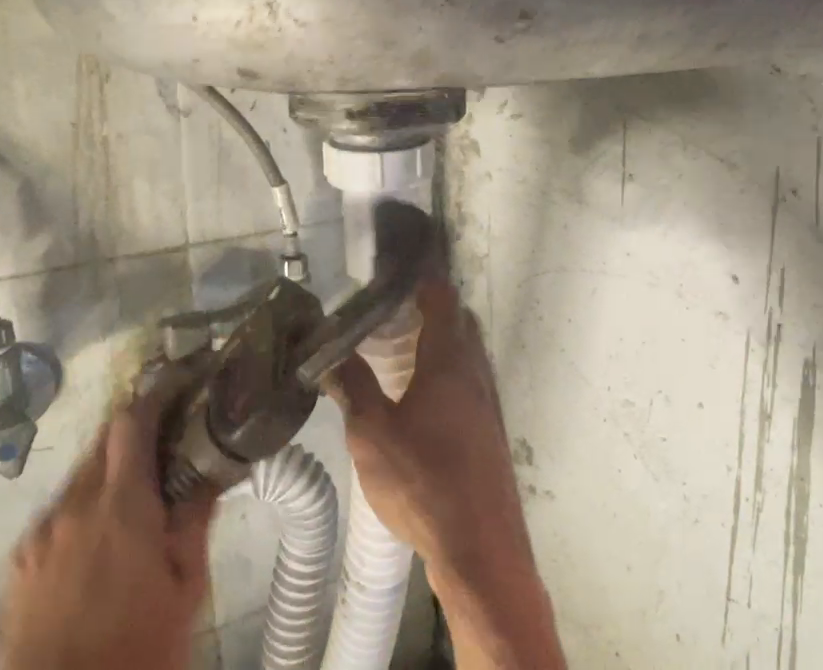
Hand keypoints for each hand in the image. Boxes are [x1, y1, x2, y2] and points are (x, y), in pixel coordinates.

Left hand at [0, 386, 214, 669]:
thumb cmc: (138, 649)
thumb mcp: (186, 587)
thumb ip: (195, 517)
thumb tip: (213, 465)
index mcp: (121, 506)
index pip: (133, 422)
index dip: (158, 396)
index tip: (182, 386)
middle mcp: (73, 505)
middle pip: (103, 443)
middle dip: (136, 434)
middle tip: (171, 445)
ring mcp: (39, 533)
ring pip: (79, 478)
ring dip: (110, 474)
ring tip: (141, 501)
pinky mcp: (19, 561)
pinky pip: (58, 513)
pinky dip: (84, 509)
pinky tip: (102, 542)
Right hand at [331, 273, 565, 669]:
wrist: (480, 546)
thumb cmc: (422, 481)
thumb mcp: (372, 434)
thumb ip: (353, 387)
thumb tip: (331, 351)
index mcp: (449, 362)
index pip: (443, 300)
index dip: (423, 282)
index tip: (395, 276)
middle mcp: (476, 374)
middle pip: (460, 324)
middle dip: (432, 311)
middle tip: (392, 314)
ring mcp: (489, 404)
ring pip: (469, 356)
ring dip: (443, 345)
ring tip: (402, 353)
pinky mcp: (491, 433)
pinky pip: (471, 384)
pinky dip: (450, 375)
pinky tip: (423, 401)